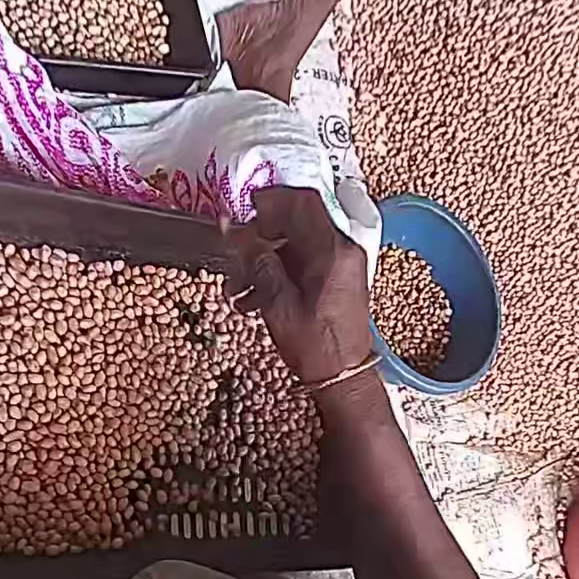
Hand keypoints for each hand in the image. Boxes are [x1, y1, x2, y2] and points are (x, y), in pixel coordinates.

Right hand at [225, 186, 375, 384]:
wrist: (344, 378)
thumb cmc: (315, 345)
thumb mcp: (278, 304)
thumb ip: (258, 263)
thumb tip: (234, 231)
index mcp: (332, 251)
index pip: (302, 203)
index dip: (270, 200)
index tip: (244, 211)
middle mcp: (343, 251)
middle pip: (298, 223)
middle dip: (262, 235)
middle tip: (236, 254)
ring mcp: (342, 266)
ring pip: (297, 246)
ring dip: (265, 260)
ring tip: (238, 287)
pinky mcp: (337, 282)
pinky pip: (305, 265)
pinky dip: (279, 273)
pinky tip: (254, 298)